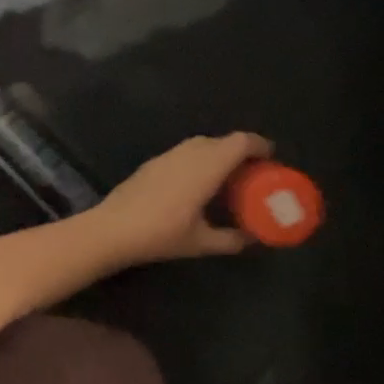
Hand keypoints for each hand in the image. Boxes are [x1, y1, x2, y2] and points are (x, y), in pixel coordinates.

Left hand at [86, 132, 273, 265]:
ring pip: (199, 145)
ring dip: (216, 155)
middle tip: (250, 174)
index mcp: (206, 167)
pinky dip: (196, 161)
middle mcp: (188, 154)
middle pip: (221, 141)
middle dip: (239, 152)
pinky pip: (182, 154)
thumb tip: (254, 239)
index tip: (271, 159)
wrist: (112, 229)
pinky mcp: (151, 164)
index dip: (259, 146)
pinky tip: (194, 185)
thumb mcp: (201, 242)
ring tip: (225, 180)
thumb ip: (231, 239)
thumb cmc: (160, 234)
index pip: (240, 142)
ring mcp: (166, 156)